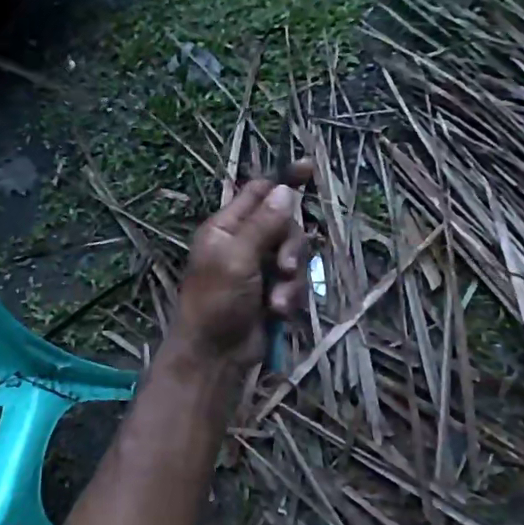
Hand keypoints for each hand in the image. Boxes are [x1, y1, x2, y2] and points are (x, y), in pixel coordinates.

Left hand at [169, 160, 312, 368]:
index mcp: (226, 227)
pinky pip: (294, 282)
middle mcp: (244, 243)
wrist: (215, 355)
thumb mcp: (237, 257)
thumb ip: (263, 224)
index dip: (282, 181)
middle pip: (284, 224)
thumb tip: (284, 190)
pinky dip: (289, 297)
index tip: (308, 169)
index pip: (257, 192)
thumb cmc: (216, 302)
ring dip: (290, 279)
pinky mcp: (272, 292)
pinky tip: (277, 312)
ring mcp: (259, 269)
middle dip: (290, 246)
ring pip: (294, 255)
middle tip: (283, 267)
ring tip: (277, 301)